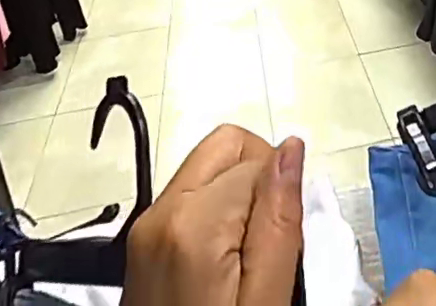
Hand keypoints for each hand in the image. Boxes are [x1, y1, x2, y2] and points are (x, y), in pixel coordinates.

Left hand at [121, 126, 304, 305]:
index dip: (283, 194)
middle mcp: (161, 211)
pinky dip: (221, 207)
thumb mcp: (266, 299)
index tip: (281, 242)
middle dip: (261, 174)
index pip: (261, 161)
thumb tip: (291, 147)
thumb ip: (280, 217)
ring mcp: (146, 226)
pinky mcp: (144, 241)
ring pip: (214, 165)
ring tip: (246, 252)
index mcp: (193, 222)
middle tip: (266, 238)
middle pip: (229, 144)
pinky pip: (196, 192)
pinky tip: (225, 259)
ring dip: (241, 190)